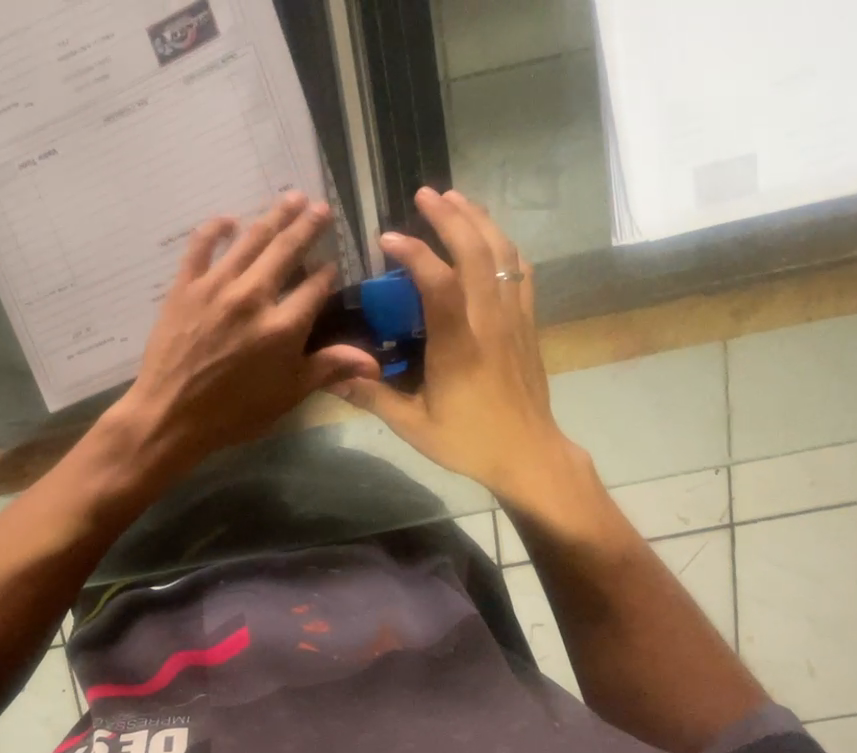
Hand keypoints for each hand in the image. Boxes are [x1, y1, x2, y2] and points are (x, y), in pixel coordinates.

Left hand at [116, 192, 378, 466]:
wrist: (169, 416)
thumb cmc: (232, 413)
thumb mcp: (287, 395)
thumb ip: (328, 368)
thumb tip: (374, 362)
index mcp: (284, 327)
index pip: (316, 286)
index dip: (327, 273)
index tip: (332, 266)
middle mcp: (253, 298)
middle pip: (287, 250)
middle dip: (308, 226)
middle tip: (320, 207)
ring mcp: (216, 288)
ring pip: (251, 240)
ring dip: (273, 216)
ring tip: (290, 198)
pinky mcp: (184, 288)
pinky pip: (201, 246)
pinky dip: (215, 229)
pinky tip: (228, 221)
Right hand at [326, 188, 581, 511]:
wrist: (527, 453)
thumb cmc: (466, 440)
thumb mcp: (411, 424)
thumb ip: (371, 396)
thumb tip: (329, 377)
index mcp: (459, 344)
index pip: (439, 284)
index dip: (414, 254)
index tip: (386, 237)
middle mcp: (490, 320)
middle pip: (476, 252)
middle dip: (451, 217)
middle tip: (424, 195)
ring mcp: (513, 318)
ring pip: (502, 253)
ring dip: (479, 220)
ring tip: (455, 200)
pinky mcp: (527, 323)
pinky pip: (519, 272)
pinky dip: (503, 245)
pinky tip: (490, 238)